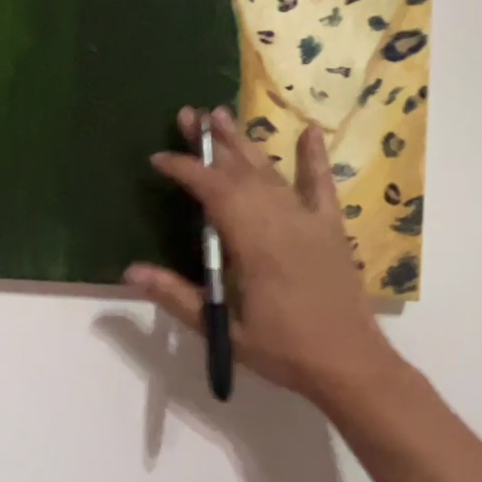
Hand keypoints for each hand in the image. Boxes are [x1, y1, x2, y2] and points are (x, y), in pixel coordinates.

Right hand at [124, 106, 402, 401]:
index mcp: (254, 244)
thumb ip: (176, 296)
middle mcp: (282, 222)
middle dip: (210, 144)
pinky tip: (308, 131)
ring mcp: (309, 223)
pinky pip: (321, 187)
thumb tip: (130, 270)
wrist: (352, 367)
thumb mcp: (222, 329)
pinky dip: (313, 159)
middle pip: (240, 172)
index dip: (185, 171)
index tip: (159, 159)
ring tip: (221, 114)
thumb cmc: (283, 350)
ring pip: (270, 173)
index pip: (214, 192)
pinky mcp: (331, 230)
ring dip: (244, 143)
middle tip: (187, 115)